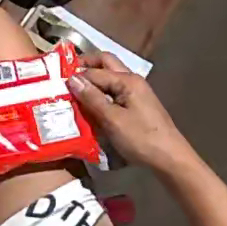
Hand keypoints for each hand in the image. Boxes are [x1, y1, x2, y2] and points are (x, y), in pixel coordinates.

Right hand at [65, 54, 199, 177]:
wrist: (171, 161)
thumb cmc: (141, 139)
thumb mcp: (112, 119)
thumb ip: (91, 97)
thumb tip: (71, 78)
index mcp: (127, 80)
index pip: (94, 71)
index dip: (75, 76)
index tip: (55, 83)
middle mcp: (132, 81)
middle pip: (105, 64)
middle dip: (84, 67)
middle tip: (65, 78)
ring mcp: (135, 93)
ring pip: (109, 78)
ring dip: (92, 82)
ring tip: (73, 93)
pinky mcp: (136, 106)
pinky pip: (113, 92)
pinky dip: (99, 94)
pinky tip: (89, 107)